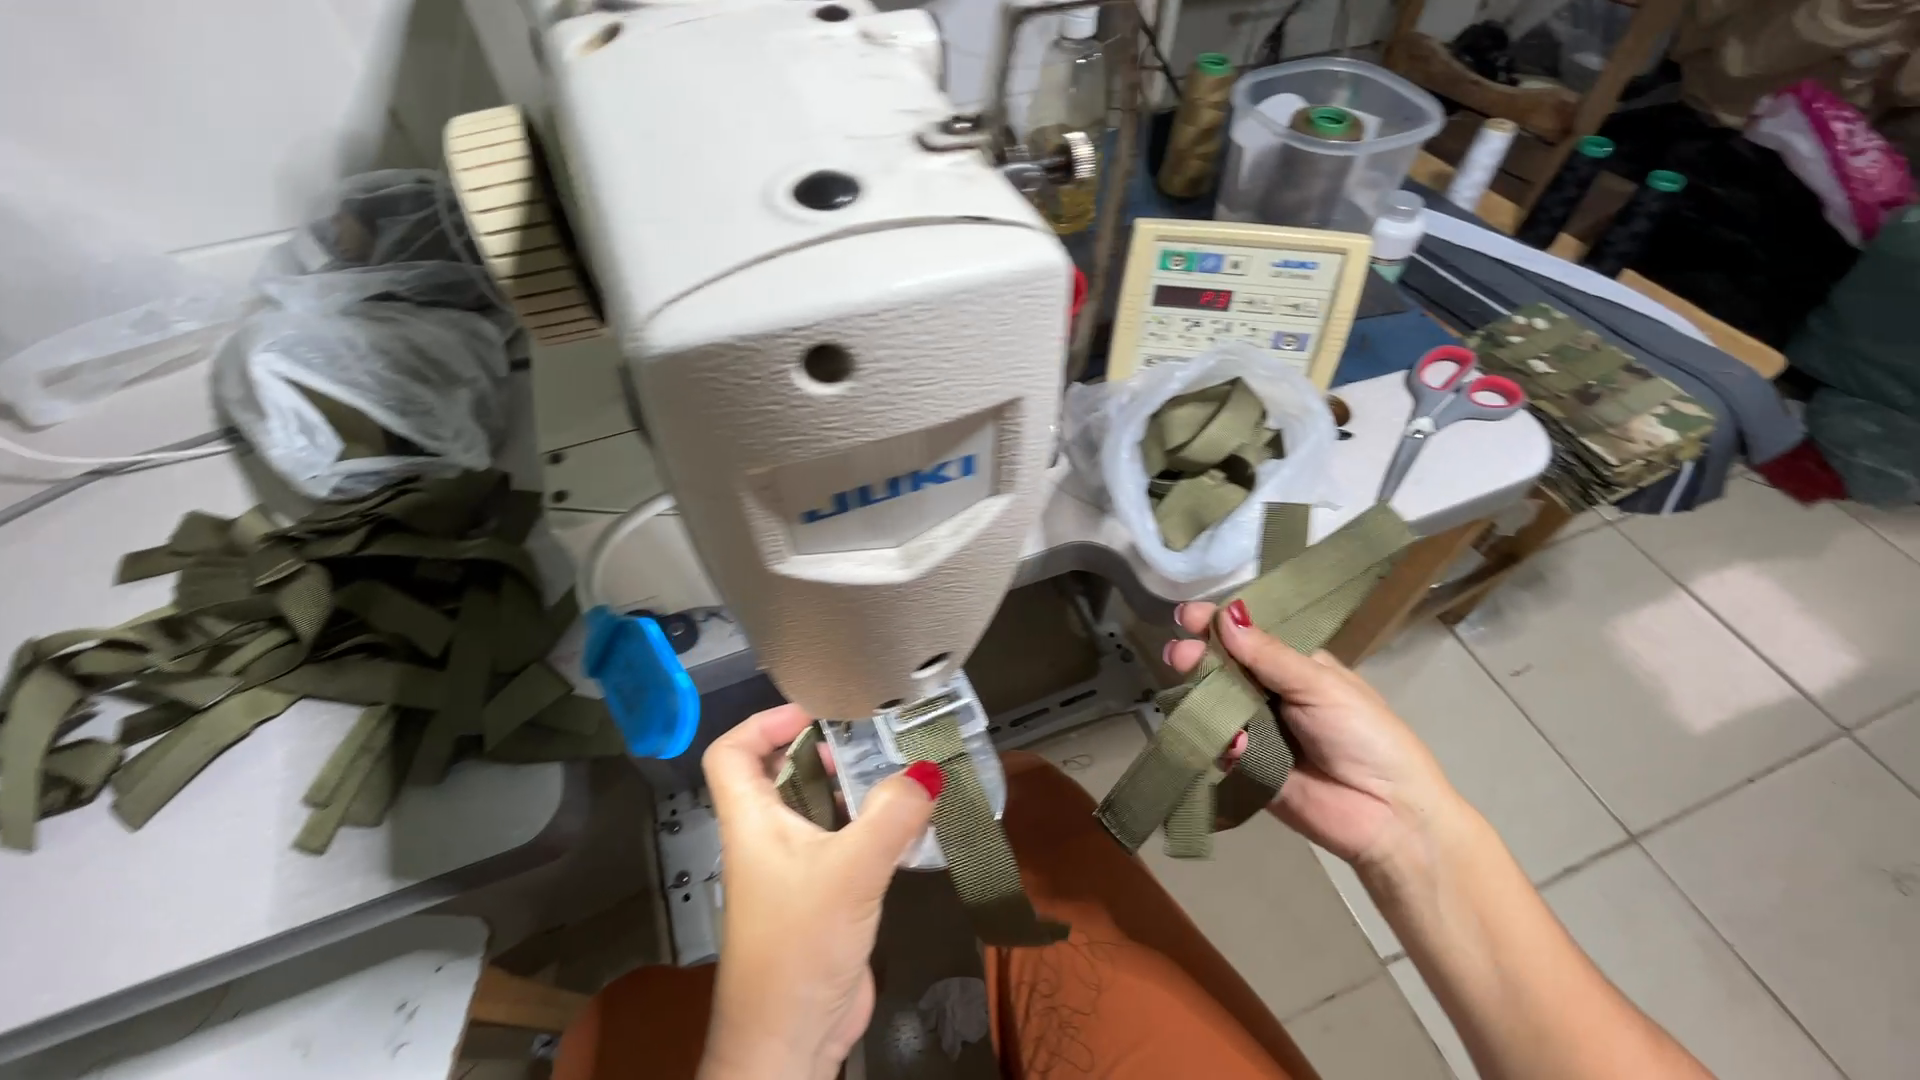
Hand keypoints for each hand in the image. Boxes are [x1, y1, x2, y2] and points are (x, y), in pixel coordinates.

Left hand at [698, 705, 940, 1079]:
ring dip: (850, 787)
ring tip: (895, 771)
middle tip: (870, 738)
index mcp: (752, 821)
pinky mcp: (822, 895)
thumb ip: (891, 817)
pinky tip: (905, 822)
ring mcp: (794, 868)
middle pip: (779, 773)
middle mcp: (767, 838)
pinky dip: (868, 824)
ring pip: (816, 808)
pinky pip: (841, 842)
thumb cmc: (800, 946)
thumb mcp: (850, 872)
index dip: (763, 722)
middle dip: (821, 749)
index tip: (814, 712)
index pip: (731, 752)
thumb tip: (928, 771)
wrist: (790, 1039)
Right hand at [1165, 600, 1457, 869]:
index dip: (1220, 624)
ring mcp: (1255, 730)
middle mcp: (1271, 694)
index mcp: (1295, 667)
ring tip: (1181, 681)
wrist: (1386, 816)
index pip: (1249, 637)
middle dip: (1198, 655)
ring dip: (1195, 691)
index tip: (1190, 615)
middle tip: (1179, 653)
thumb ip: (1269, 655)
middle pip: (1224, 668)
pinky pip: (1215, 744)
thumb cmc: (1365, 736)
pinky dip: (1206, 734)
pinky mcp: (1243, 766)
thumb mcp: (1320, 686)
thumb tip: (1227, 614)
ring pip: (1214, 703)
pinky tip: (1203, 727)